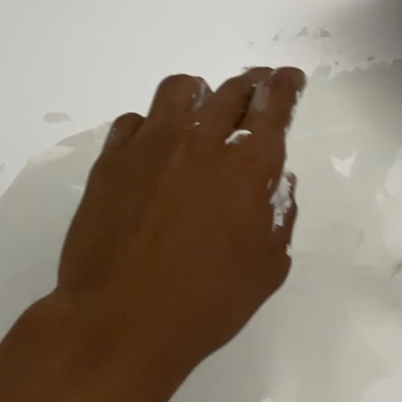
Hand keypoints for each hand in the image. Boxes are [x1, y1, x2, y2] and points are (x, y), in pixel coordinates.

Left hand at [50, 67, 305, 386]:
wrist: (119, 322)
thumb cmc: (206, 303)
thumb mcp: (267, 268)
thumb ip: (279, 216)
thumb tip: (275, 184)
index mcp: (248, 165)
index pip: (274, 104)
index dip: (285, 85)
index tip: (289, 79)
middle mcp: (202, 140)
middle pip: (232, 90)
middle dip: (251, 85)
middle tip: (256, 92)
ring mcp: (152, 144)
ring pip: (180, 90)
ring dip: (200, 96)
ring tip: (201, 113)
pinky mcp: (112, 159)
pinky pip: (136, 121)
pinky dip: (153, 126)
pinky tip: (155, 148)